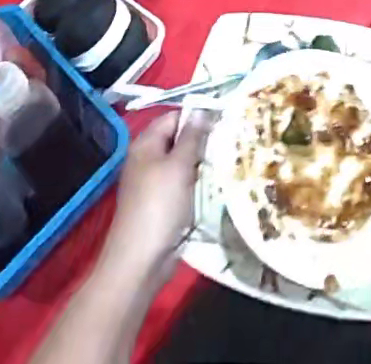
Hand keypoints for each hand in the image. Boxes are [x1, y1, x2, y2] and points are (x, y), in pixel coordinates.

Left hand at [100, 110, 211, 285]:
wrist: (140, 259)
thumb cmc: (159, 205)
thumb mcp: (178, 166)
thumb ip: (191, 137)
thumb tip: (201, 111)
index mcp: (146, 143)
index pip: (173, 118)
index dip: (196, 118)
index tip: (223, 122)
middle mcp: (147, 159)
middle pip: (177, 140)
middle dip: (201, 142)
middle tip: (230, 144)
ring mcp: (152, 182)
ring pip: (181, 164)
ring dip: (201, 165)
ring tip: (228, 163)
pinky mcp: (160, 204)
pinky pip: (181, 185)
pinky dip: (196, 184)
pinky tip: (215, 188)